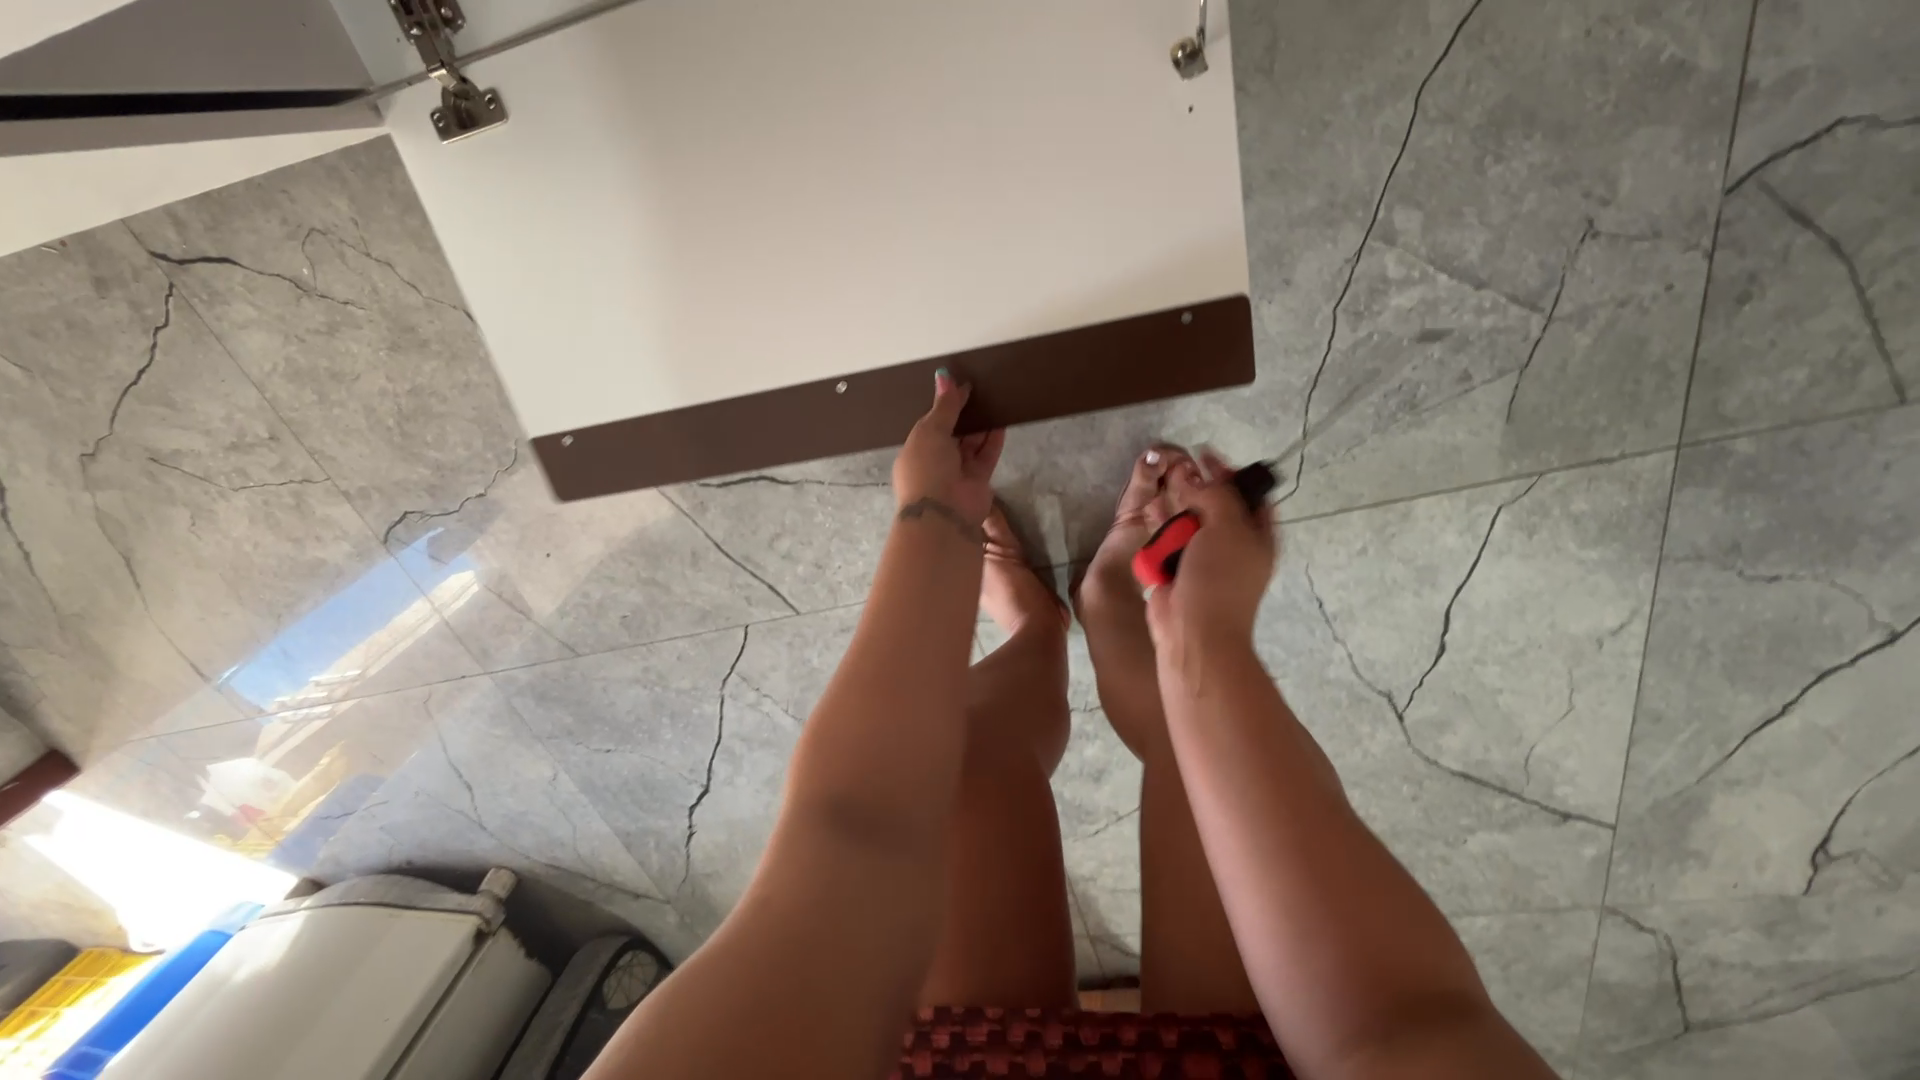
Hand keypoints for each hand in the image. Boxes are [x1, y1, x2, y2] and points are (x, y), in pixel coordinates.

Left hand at [892, 368, 1004, 526]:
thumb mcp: (930, 431)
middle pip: (952, 433)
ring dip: (981, 425)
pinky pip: (987, 455)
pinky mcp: (978, 480)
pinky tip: (1002, 420)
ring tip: (994, 400)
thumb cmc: (926, 468)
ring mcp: (957, 472)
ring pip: (971, 443)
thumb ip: (943, 406)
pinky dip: (994, 439)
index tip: (960, 386)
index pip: (930, 424)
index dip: (944, 405)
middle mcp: (936, 461)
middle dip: (964, 415)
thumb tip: (944, 376)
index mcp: (915, 450)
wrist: (943, 513)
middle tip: (981, 390)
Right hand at [1146, 450, 1277, 658]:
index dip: (1230, 473)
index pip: (1249, 495)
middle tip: (1177, 468)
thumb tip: (1195, 477)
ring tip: (1161, 486)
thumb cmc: (1219, 579)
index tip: (1206, 455)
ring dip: (1174, 505)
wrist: (1193, 631)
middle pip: (1214, 504)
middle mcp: (1232, 545)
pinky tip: (1149, 510)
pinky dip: (1159, 527)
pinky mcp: (1175, 569)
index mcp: (1258, 536)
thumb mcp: (1228, 526)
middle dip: (1196, 486)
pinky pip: (1167, 540)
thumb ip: (1215, 494)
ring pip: (1187, 520)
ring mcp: (1202, 558)